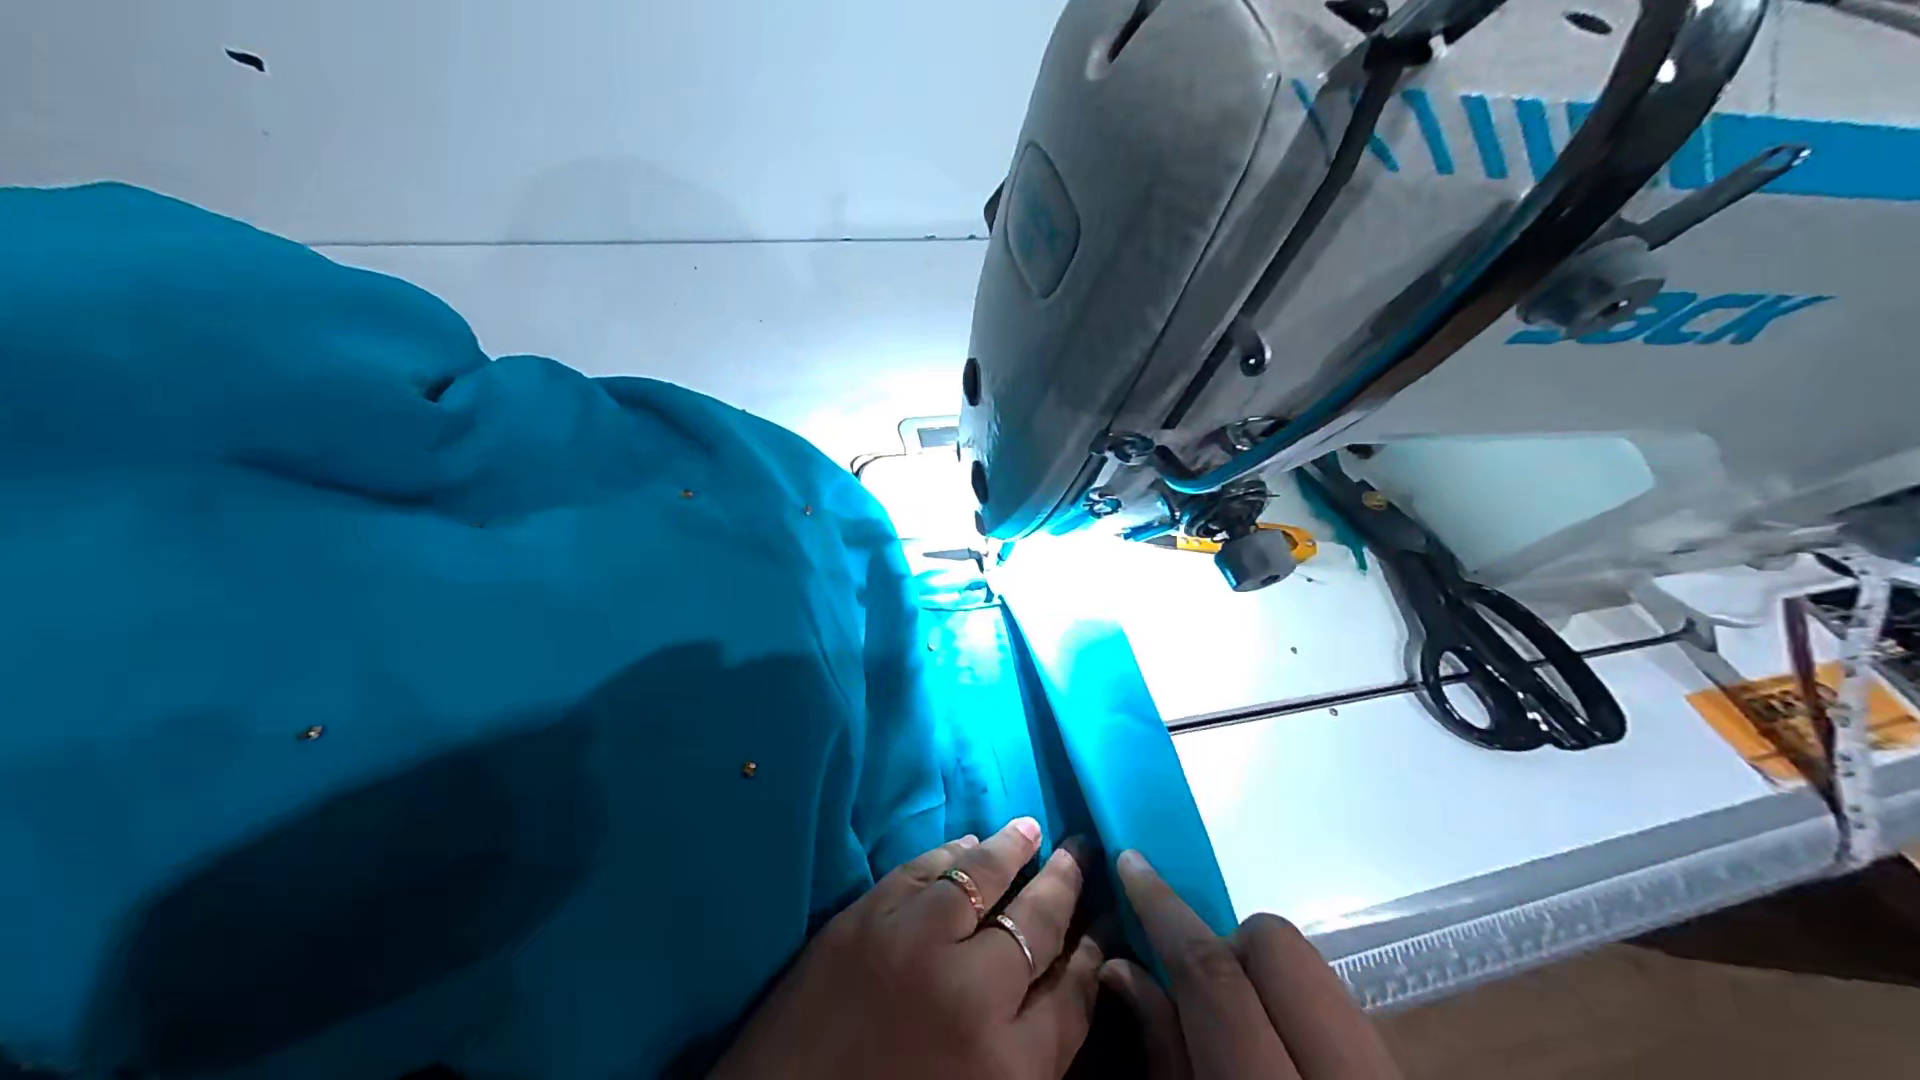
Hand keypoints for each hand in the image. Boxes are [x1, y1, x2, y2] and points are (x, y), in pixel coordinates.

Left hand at [710, 818, 1102, 1079]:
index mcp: (1005, 1064)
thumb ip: (1029, 1048)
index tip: (1104, 922)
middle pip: (1037, 922)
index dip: (1093, 952)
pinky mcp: (864, 918)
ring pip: (982, 877)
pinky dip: (953, 852)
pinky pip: (924, 870)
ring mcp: (911, 944)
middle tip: (1082, 849)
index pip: (1073, 993)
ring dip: (1012, 849)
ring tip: (1033, 830)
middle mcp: (968, 992)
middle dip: (1065, 883)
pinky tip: (970, 843)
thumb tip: (1065, 977)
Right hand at [1101, 851, 1402, 1079]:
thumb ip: (1164, 1056)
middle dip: (1227, 945)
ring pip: (1318, 974)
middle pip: (1282, 948)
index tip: (1132, 863)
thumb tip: (1126, 966)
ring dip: (1263, 979)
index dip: (1166, 910)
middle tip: (1198, 991)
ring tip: (1241, 1035)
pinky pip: (1343, 1013)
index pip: (1217, 979)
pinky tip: (1283, 1064)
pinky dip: (1298, 1014)